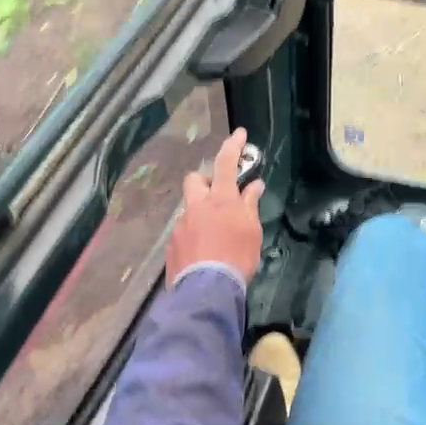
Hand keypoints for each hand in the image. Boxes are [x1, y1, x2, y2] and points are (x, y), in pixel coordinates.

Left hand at [167, 129, 264, 286]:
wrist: (207, 290)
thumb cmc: (237, 257)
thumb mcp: (252, 230)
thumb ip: (250, 205)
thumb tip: (253, 186)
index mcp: (220, 199)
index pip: (226, 163)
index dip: (233, 146)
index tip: (239, 134)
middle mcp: (197, 206)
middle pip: (195, 179)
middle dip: (206, 181)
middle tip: (221, 195)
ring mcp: (181, 225)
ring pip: (190, 208)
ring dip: (202, 212)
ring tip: (215, 233)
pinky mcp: (172, 245)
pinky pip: (184, 231)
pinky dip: (194, 234)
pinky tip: (204, 251)